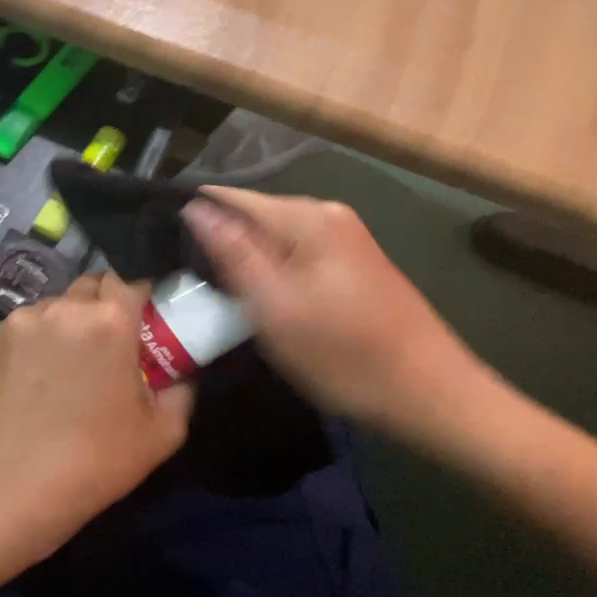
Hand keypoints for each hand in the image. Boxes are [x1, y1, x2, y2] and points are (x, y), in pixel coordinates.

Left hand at [0, 271, 193, 559]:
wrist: (17, 480)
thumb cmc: (97, 459)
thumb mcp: (163, 432)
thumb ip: (180, 389)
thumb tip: (180, 371)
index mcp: (110, 322)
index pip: (129, 283)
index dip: (140, 298)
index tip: (145, 322)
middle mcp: (64, 308)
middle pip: (91, 288)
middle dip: (104, 306)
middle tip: (111, 343)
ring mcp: (24, 319)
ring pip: (57, 304)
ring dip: (70, 321)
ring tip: (72, 362)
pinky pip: (28, 323)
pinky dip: (40, 336)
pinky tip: (40, 373)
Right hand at [182, 186, 491, 435]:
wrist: (435, 398)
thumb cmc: (346, 356)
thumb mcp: (275, 307)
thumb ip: (231, 252)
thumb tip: (192, 207)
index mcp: (307, 217)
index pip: (226, 198)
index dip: (191, 219)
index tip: (161, 247)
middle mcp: (326, 214)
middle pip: (247, 216)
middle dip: (216, 242)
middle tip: (188, 281)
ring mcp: (342, 237)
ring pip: (267, 237)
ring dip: (241, 260)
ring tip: (214, 292)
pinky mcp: (350, 261)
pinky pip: (290, 252)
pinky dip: (268, 271)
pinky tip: (257, 299)